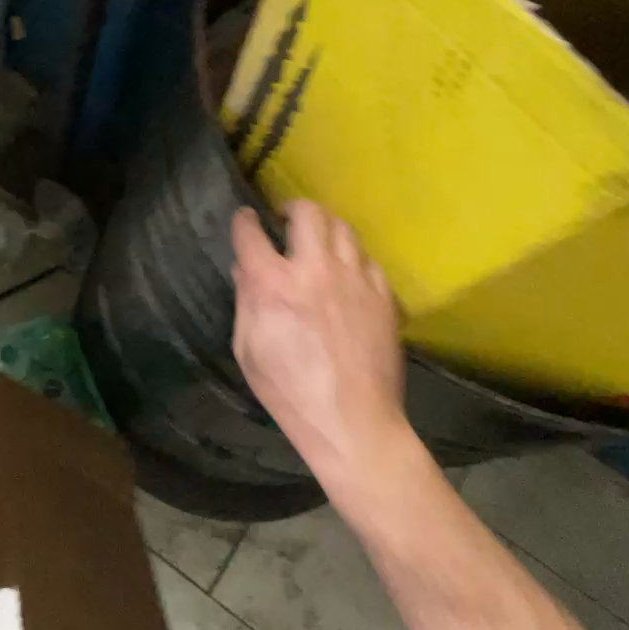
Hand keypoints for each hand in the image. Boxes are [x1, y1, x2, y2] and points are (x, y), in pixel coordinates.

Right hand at [231, 201, 411, 496]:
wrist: (352, 421)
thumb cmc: (289, 391)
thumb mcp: (248, 349)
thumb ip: (246, 301)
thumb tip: (245, 269)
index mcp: (274, 286)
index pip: (252, 233)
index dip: (244, 221)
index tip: (245, 218)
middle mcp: (315, 271)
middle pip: (308, 213)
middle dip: (292, 208)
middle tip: (285, 220)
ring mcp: (355, 280)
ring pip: (343, 228)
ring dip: (324, 228)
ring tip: (317, 242)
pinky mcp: (384, 296)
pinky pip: (367, 260)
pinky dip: (351, 259)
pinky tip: (346, 276)